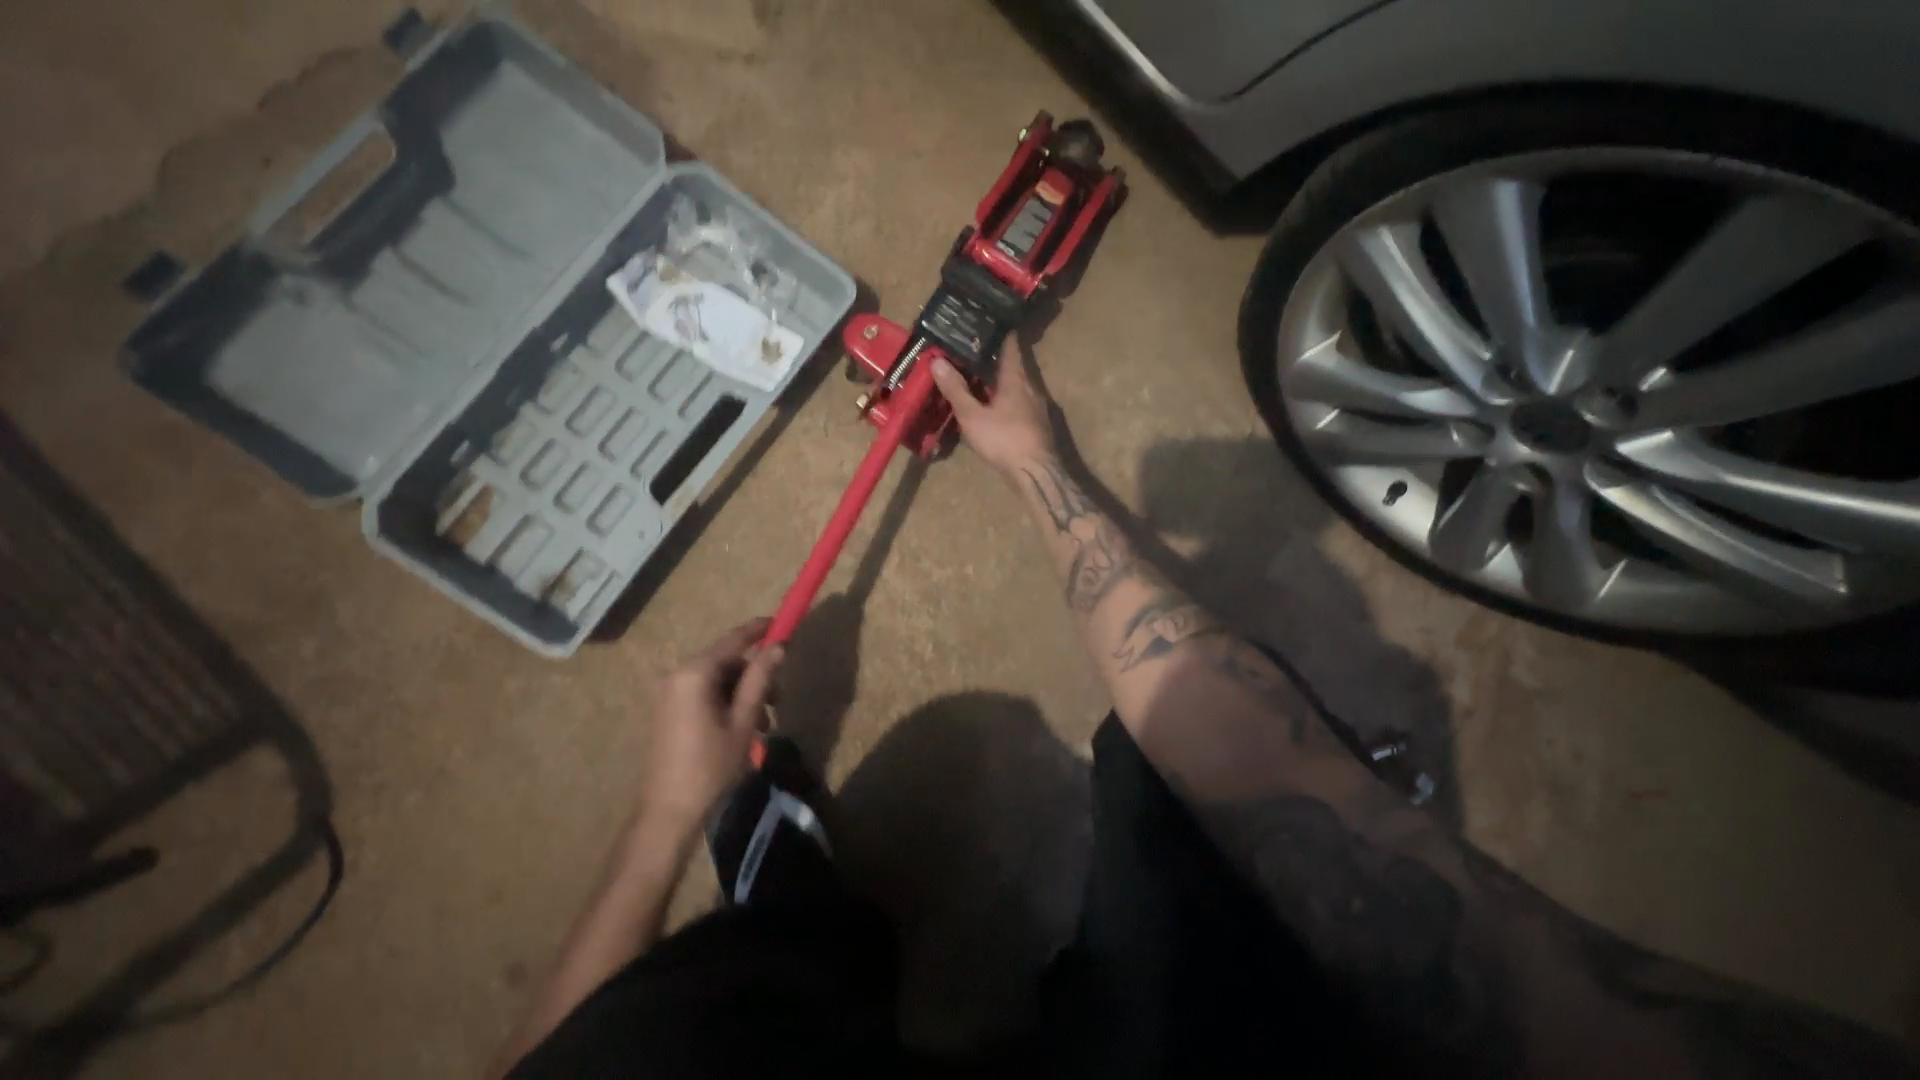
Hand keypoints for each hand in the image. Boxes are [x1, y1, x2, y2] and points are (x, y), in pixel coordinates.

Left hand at [640, 618, 783, 827]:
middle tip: (779, 698)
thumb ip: (759, 680)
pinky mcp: (669, 710)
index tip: (785, 624)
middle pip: (726, 659)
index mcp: (695, 674)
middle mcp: (678, 675)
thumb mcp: (743, 722)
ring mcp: (670, 693)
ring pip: (718, 678)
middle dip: (756, 673)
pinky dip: (727, 702)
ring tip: (765, 723)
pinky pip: (704, 692)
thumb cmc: (710, 767)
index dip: (760, 630)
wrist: (669, 811)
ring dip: (744, 692)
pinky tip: (744, 728)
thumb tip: (777, 647)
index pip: (733, 639)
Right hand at [929, 332, 1058, 474]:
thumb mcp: (972, 416)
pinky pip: (1021, 405)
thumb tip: (937, 361)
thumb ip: (956, 390)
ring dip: (1002, 382)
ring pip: (1018, 387)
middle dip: (998, 359)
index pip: (1011, 347)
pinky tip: (996, 410)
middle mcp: (1031, 388)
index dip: (1001, 334)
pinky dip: (1008, 401)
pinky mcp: (1038, 426)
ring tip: (982, 380)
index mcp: (1016, 380)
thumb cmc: (1004, 440)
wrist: (1035, 473)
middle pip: (1015, 367)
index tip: (991, 322)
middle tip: (977, 351)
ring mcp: (1037, 408)